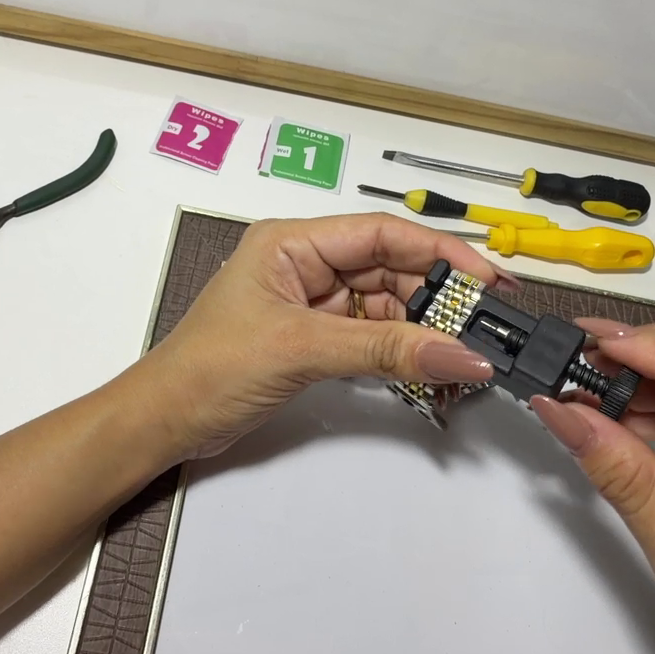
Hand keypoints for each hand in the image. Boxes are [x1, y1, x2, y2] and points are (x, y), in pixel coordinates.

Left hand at [126, 214, 500, 463]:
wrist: (167, 420)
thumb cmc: (207, 369)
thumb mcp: (302, 349)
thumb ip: (385, 350)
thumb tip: (460, 352)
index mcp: (292, 241)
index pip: (381, 233)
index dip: (439, 251)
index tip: (486, 278)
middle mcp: (306, 263)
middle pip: (391, 268)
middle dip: (438, 296)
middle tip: (485, 326)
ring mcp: (312, 301)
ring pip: (387, 304)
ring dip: (425, 329)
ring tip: (464, 354)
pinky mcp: (316, 336)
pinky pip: (374, 335)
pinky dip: (402, 351)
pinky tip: (430, 364)